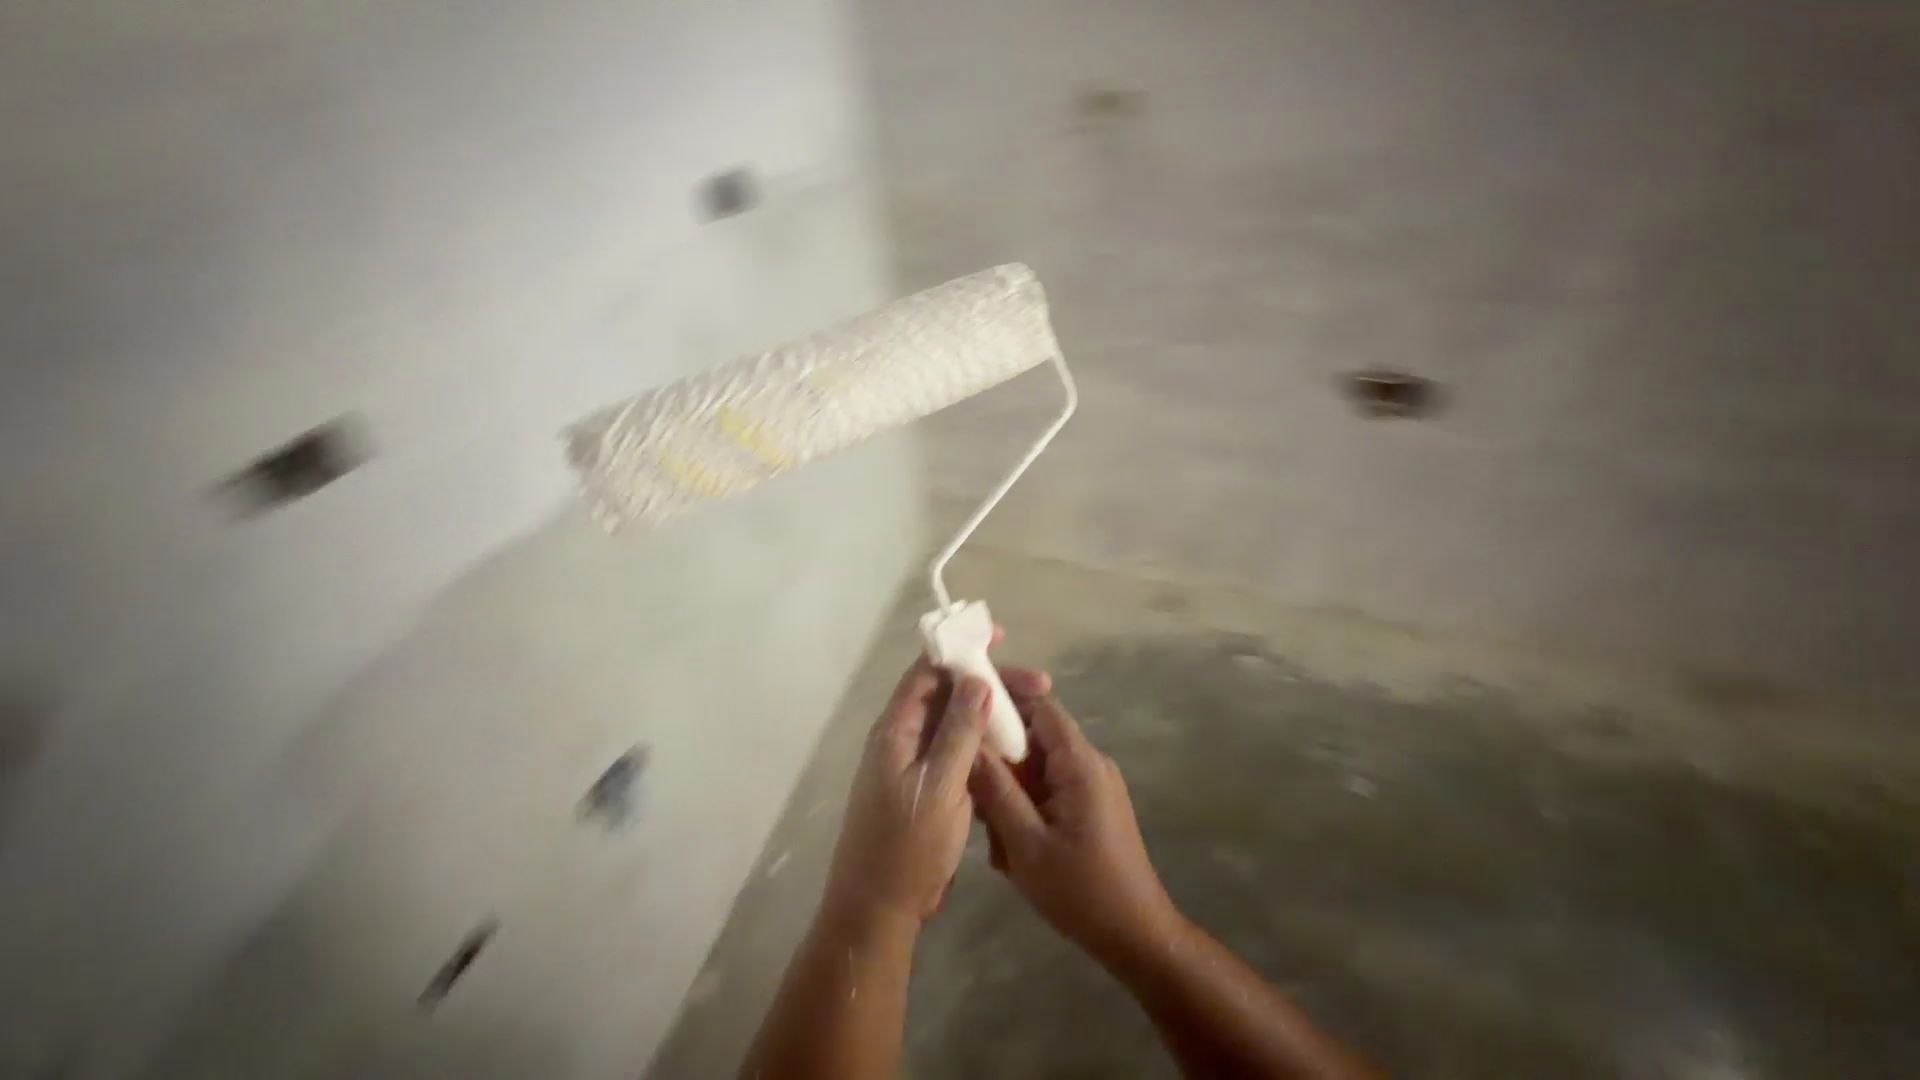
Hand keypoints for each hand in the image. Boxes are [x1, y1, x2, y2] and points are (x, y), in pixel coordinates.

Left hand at [822, 651, 1052, 934]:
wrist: (881, 907)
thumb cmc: (906, 845)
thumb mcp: (939, 785)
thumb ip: (959, 731)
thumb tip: (978, 680)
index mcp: (896, 730)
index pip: (927, 672)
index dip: (961, 650)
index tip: (1001, 638)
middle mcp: (903, 739)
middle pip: (947, 694)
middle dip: (990, 684)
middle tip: (1040, 685)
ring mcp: (916, 764)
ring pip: (956, 723)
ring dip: (991, 714)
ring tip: (1034, 712)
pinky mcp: (930, 788)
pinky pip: (958, 752)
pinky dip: (985, 744)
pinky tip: (1015, 747)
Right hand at [969, 695, 1180, 965]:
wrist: (1136, 937)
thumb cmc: (1081, 891)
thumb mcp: (1026, 844)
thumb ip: (996, 791)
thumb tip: (967, 743)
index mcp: (1080, 763)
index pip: (1039, 706)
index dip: (1001, 704)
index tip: (963, 718)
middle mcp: (1090, 764)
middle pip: (1034, 739)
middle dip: (1000, 764)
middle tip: (973, 798)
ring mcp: (1091, 787)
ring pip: (1036, 770)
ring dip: (1010, 795)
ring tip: (995, 839)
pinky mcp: (1089, 808)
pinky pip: (1048, 792)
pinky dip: (1025, 811)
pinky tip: (1013, 851)